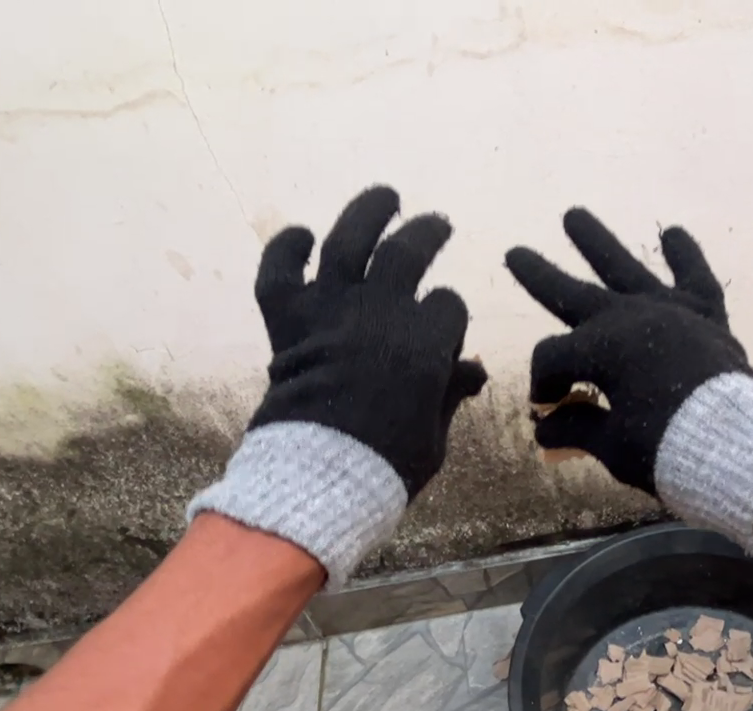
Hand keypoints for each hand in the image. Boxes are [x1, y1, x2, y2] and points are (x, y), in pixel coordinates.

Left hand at [190, 186, 487, 584]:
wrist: (322, 473)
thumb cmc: (390, 462)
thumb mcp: (435, 432)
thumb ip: (450, 393)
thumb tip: (473, 372)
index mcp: (425, 340)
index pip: (450, 306)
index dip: (452, 317)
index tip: (448, 332)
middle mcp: (381, 310)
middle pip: (409, 252)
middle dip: (427, 233)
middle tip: (437, 223)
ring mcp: (331, 308)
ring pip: (349, 241)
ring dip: (368, 212)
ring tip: (385, 196)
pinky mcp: (288, 317)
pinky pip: (280, 271)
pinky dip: (286, 248)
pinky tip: (301, 233)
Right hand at [506, 209, 752, 553]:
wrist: (735, 447)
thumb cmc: (666, 447)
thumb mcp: (611, 444)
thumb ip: (577, 428)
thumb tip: (545, 426)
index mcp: (599, 348)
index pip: (554, 357)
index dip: (544, 383)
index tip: (547, 408)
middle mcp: (628, 317)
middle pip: (573, 294)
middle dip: (541, 277)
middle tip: (515, 253)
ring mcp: (669, 310)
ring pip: (625, 268)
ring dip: (597, 242)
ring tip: (574, 215)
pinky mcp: (706, 315)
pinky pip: (694, 276)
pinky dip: (685, 255)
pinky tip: (673, 233)